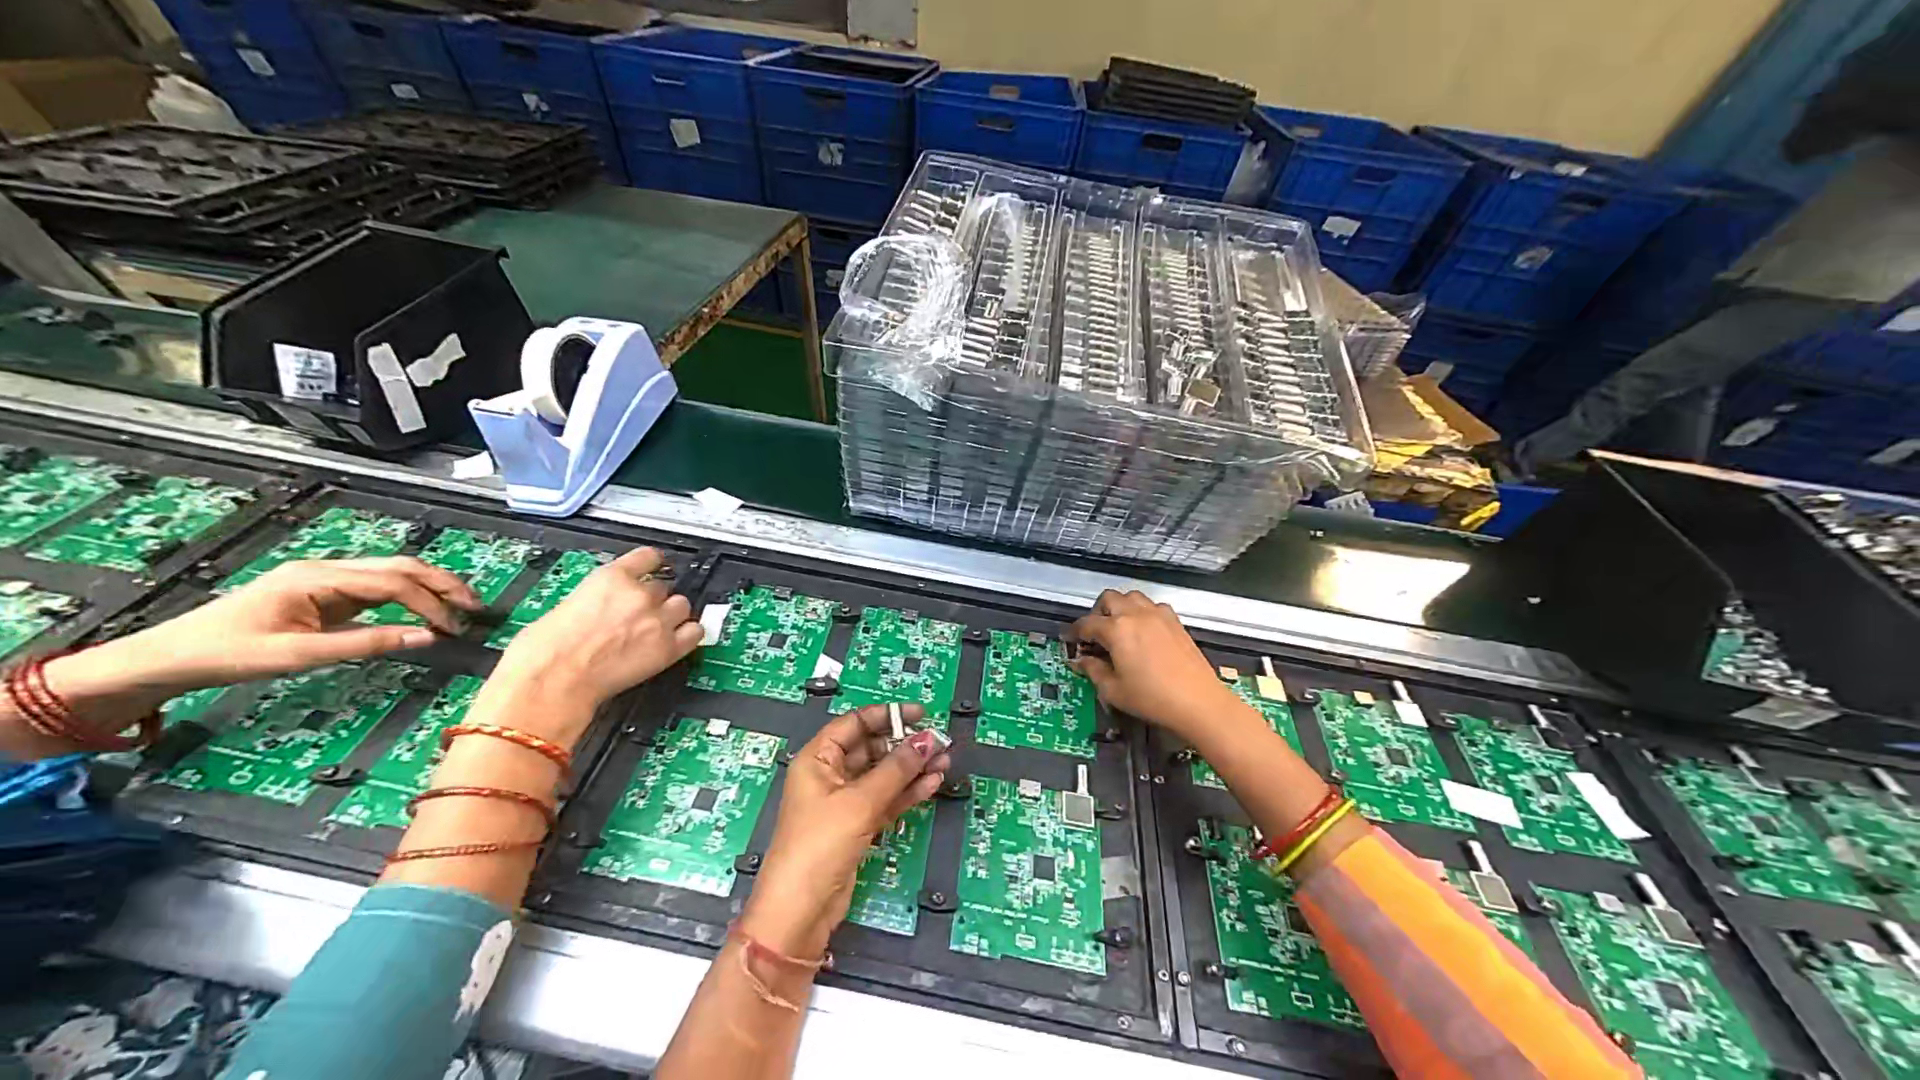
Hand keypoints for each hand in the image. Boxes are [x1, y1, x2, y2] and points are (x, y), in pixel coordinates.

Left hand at [55, 556, 474, 697]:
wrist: (166, 657)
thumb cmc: (226, 655)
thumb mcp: (298, 655)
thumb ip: (366, 643)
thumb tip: (427, 637)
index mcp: (318, 578)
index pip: (394, 584)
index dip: (431, 605)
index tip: (454, 629)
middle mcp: (326, 570)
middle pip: (401, 567)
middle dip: (443, 585)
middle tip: (475, 608)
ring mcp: (325, 579)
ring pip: (394, 572)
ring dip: (431, 587)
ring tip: (460, 607)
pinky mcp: (323, 592)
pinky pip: (379, 587)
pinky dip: (410, 596)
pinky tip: (425, 610)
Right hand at [485, 548, 700, 731]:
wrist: (552, 681)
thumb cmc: (545, 650)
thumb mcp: (567, 604)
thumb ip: (597, 597)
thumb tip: (606, 604)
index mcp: (611, 578)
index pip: (648, 557)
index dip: (652, 564)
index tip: (654, 566)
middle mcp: (640, 595)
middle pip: (664, 587)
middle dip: (652, 600)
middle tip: (639, 615)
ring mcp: (657, 621)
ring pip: (682, 606)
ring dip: (672, 615)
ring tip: (656, 629)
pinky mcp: (668, 648)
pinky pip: (695, 632)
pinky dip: (688, 635)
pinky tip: (677, 640)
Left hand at [741, 704, 951, 958]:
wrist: (800, 911)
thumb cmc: (818, 846)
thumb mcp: (859, 802)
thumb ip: (896, 769)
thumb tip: (927, 740)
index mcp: (817, 759)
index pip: (855, 723)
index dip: (887, 715)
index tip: (919, 714)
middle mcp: (830, 775)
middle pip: (872, 748)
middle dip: (905, 745)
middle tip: (938, 743)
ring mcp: (844, 802)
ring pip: (883, 774)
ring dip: (912, 768)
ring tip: (943, 761)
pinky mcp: (858, 825)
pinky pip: (887, 799)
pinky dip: (908, 791)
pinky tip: (931, 783)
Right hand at [1067, 589, 1240, 739]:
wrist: (1198, 702)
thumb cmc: (1156, 698)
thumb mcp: (1113, 690)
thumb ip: (1093, 671)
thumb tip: (1082, 663)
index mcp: (1116, 630)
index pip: (1086, 623)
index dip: (1075, 632)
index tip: (1072, 640)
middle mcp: (1136, 615)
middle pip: (1108, 599)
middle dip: (1097, 613)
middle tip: (1094, 633)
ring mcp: (1158, 616)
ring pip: (1131, 597)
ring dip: (1120, 608)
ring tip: (1117, 628)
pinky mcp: (1175, 622)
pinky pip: (1153, 606)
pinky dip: (1142, 613)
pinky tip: (1142, 632)